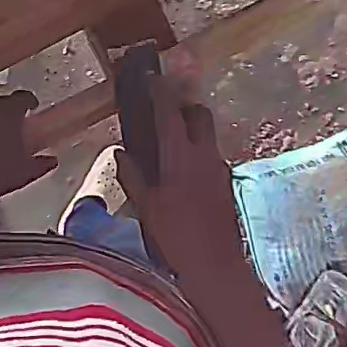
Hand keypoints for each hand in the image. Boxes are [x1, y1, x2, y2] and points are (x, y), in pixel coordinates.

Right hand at [115, 75, 264, 308]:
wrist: (215, 270)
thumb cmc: (174, 239)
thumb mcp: (145, 207)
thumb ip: (133, 175)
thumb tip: (120, 152)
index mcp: (181, 157)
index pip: (170, 114)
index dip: (160, 93)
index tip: (151, 77)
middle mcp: (205, 156)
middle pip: (199, 116)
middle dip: (183, 106)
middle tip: (163, 110)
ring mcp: (220, 170)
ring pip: (207, 136)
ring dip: (190, 130)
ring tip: (168, 141)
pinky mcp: (226, 185)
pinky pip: (210, 157)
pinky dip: (196, 152)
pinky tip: (181, 171)